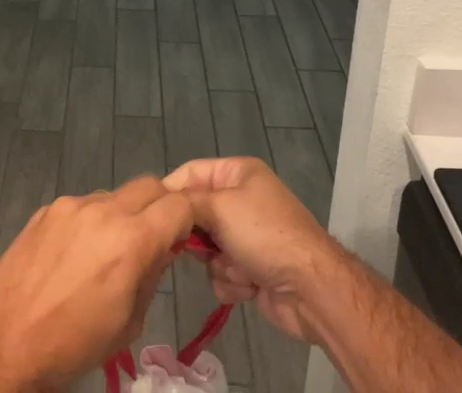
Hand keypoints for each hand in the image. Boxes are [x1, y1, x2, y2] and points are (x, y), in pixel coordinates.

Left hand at [0, 176, 193, 389]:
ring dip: (122, 214)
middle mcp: (103, 211)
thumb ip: (152, 273)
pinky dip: (90, 222)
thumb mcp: (130, 321)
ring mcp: (70, 206)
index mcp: (132, 241)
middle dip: (160, 206)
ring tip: (106, 252)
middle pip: (149, 185)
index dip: (189, 217)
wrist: (7, 340)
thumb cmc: (76, 343)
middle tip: (155, 236)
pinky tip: (75, 254)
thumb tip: (162, 247)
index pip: (179, 205)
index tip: (185, 234)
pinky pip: (82, 206)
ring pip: (113, 195)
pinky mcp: (46, 210)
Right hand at [164, 157, 348, 345]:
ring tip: (239, 269)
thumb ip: (185, 202)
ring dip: (219, 264)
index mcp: (238, 173)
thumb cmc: (264, 235)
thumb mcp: (220, 206)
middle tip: (199, 248)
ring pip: (207, 249)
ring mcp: (247, 236)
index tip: (151, 214)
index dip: (170, 192)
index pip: (190, 173)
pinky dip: (231, 281)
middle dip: (199, 237)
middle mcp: (241, 200)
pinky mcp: (250, 269)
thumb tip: (164, 207)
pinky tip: (249, 285)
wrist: (310, 289)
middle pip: (196, 214)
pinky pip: (221, 272)